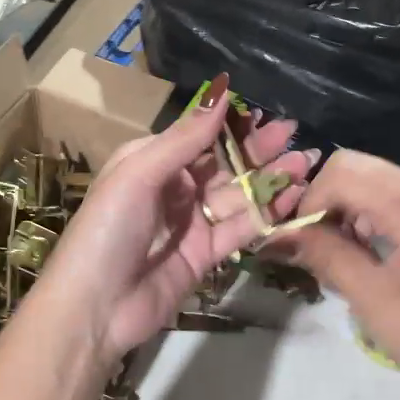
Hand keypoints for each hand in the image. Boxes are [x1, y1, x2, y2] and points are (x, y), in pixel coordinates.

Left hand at [32, 78, 316, 365]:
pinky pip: (240, 229)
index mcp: (150, 161)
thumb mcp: (139, 173)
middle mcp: (172, 187)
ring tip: (306, 164)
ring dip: (269, 179)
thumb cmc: (108, 227)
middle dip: (258, 150)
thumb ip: (185, 138)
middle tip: (296, 136)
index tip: (266, 114)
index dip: (232, 126)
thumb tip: (221, 91)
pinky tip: (292, 198)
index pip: (199, 137)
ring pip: (237, 195)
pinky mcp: (205, 255)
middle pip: (223, 164)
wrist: (93, 308)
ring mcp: (190, 222)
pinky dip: (266, 214)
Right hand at [266, 150, 399, 399]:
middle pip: (355, 165)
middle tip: (312, 242)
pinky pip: (391, 192)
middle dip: (324, 197)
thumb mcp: (375, 303)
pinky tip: (365, 250)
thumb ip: (328, 256)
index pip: (342, 175)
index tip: (296, 239)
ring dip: (344, 204)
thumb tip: (280, 232)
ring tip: (336, 251)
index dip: (310, 201)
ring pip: (371, 176)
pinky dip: (366, 209)